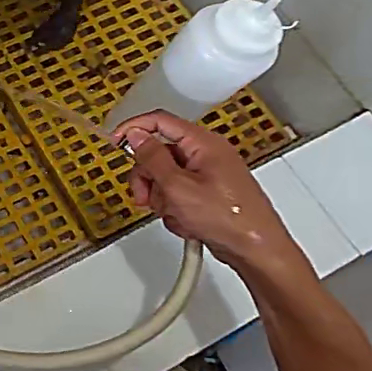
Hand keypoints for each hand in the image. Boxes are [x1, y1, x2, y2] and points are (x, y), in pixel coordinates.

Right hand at [114, 110, 307, 275]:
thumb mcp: (179, 187)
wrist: (256, 249)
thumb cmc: (229, 218)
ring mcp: (208, 174)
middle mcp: (207, 154)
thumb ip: (153, 159)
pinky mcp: (208, 193)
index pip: (160, 121)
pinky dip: (175, 208)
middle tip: (144, 196)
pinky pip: (179, 193)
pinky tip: (186, 223)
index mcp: (203, 143)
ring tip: (174, 214)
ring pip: (166, 176)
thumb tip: (136, 136)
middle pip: (160, 152)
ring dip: (162, 197)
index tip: (115, 142)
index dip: (134, 128)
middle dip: (147, 176)